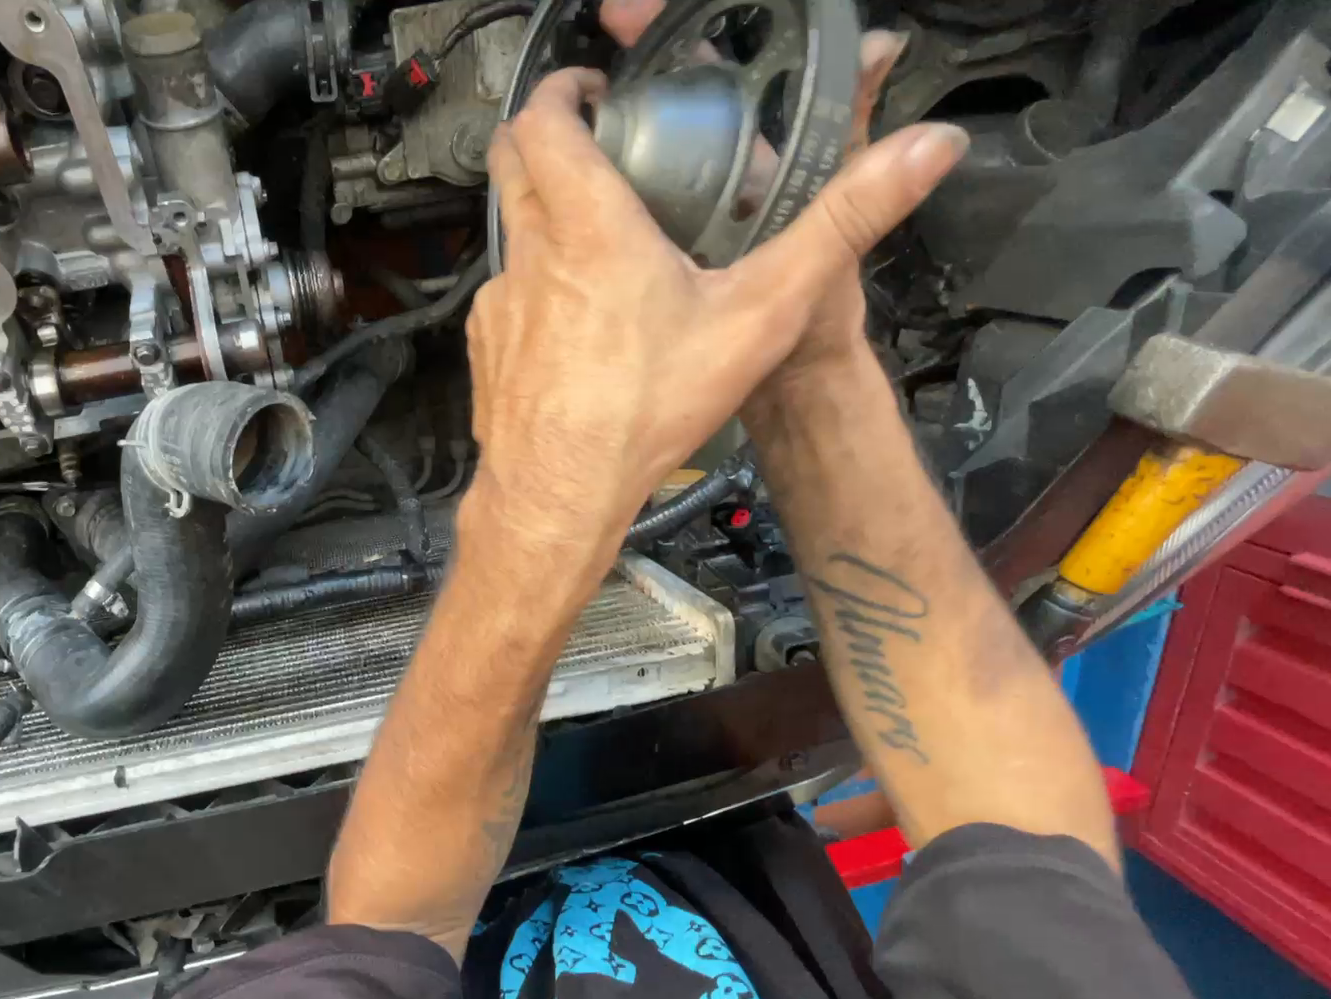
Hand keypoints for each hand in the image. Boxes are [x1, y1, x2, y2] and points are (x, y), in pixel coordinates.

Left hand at [461, 25, 966, 560]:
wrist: (561, 491)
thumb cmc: (647, 409)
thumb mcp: (759, 315)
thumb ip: (839, 224)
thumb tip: (926, 149)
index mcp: (586, 225)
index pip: (542, 120)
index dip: (562, 91)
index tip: (592, 93)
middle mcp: (528, 254)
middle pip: (511, 163)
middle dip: (544, 139)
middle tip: (595, 148)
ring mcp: (497, 302)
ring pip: (510, 232)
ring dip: (544, 218)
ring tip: (599, 245)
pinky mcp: (486, 345)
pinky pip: (504, 294)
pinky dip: (534, 285)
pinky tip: (573, 323)